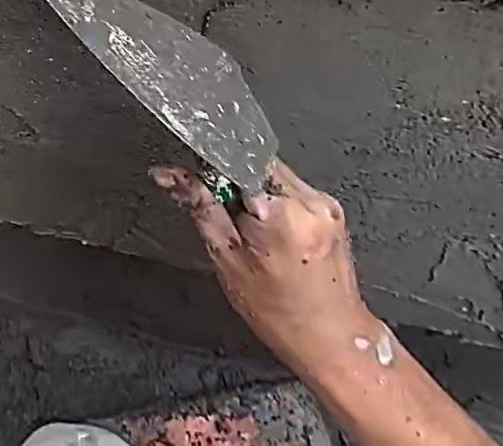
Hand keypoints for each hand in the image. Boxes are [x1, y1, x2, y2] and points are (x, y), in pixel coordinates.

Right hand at [150, 162, 377, 378]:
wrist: (332, 340)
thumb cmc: (280, 313)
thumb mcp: (227, 261)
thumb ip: (201, 208)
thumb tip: (170, 174)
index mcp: (280, 214)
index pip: (235, 162)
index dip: (216, 173)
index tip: (208, 190)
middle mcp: (308, 202)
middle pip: (255, 165)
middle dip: (238, 185)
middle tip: (238, 223)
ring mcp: (325, 203)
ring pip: (272, 174)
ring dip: (258, 192)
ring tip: (260, 232)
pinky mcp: (332, 207)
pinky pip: (291, 187)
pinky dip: (277, 202)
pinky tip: (279, 233)